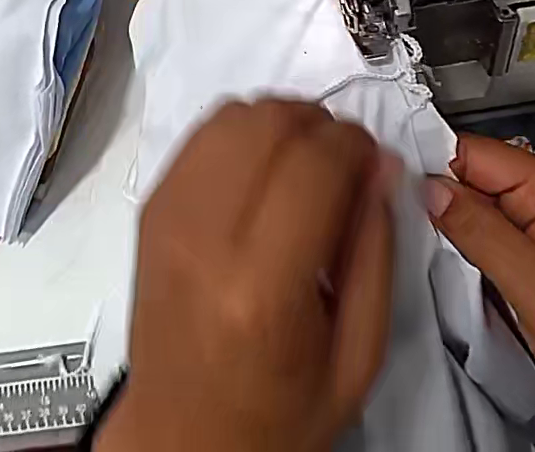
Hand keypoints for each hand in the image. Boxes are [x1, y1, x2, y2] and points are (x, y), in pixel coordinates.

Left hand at [97, 98, 398, 451]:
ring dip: (281, 119)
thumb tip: (381, 164)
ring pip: (235, 114)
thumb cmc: (274, 410)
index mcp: (263, 288)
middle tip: (340, 158)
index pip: (317, 162)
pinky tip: (263, 162)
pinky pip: (203, 131)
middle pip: (272, 123)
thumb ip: (376, 248)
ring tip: (302, 157)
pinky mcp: (152, 208)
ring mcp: (170, 218)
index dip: (356, 144)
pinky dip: (244, 129)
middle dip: (321, 124)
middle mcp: (206, 241)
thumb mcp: (357, 352)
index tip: (370, 160)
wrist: (181, 438)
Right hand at [424, 135, 534, 451]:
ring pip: (471, 207)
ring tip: (422, 249)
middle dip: (433, 196)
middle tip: (401, 223)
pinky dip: (460, 250)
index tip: (392, 181)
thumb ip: (484, 234)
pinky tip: (447, 267)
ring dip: (445, 226)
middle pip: (468, 174)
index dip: (430, 161)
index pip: (474, 150)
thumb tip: (433, 187)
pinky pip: (481, 237)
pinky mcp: (531, 258)